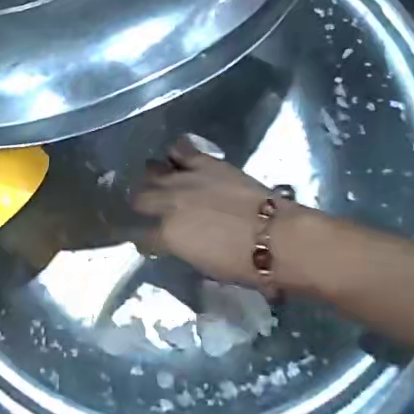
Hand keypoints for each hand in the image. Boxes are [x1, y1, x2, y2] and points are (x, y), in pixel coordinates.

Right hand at [133, 137, 299, 286]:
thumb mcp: (203, 265)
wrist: (275, 236)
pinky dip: (177, 154)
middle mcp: (168, 203)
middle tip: (152, 208)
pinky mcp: (204, 162)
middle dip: (142, 203)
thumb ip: (182, 247)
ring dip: (155, 177)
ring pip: (152, 169)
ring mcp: (184, 179)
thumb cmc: (243, 263)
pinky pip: (179, 148)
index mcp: (167, 235)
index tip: (148, 238)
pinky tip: (182, 161)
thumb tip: (177, 240)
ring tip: (163, 182)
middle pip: (138, 196)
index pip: (139, 235)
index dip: (142, 237)